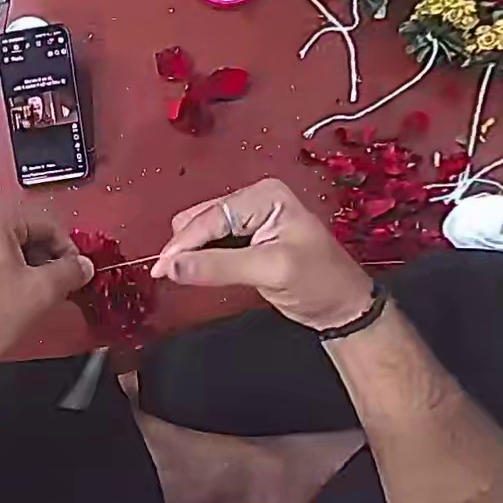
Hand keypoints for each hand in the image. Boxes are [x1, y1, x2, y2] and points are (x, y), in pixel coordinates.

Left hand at [0, 204, 92, 373]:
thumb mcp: (41, 291)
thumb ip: (70, 272)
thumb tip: (81, 266)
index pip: (47, 226)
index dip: (68, 251)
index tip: (76, 269)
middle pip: (28, 238)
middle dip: (48, 264)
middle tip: (62, 286)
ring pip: (11, 254)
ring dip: (30, 275)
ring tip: (38, 300)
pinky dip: (10, 282)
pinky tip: (16, 305)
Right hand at [151, 178, 373, 331]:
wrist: (343, 306)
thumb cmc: (319, 282)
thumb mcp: (270, 270)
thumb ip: (218, 266)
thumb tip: (171, 266)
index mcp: (264, 196)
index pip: (212, 216)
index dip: (183, 243)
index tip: (160, 268)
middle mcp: (254, 200)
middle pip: (203, 219)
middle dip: (185, 246)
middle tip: (168, 275)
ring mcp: (250, 218)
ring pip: (203, 231)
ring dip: (190, 253)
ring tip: (176, 275)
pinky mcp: (246, 238)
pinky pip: (212, 243)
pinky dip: (200, 258)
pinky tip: (193, 272)